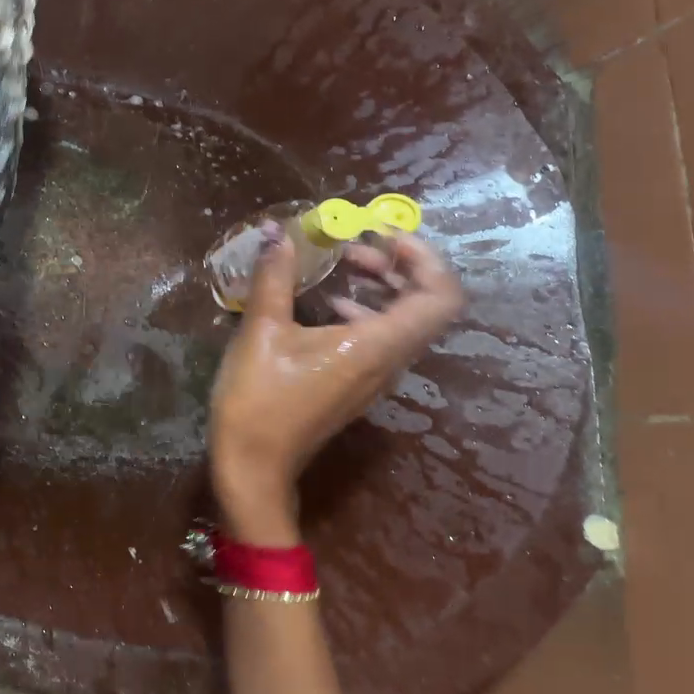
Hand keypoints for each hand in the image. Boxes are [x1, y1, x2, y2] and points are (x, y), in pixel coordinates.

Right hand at [209, 231, 463, 545]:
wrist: (253, 462)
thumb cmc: (258, 397)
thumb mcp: (260, 330)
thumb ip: (272, 277)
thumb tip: (276, 231)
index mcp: (377, 345)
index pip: (439, 296)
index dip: (423, 257)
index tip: (380, 232)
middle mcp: (389, 360)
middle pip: (426, 305)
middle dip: (396, 264)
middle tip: (351, 244)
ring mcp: (375, 375)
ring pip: (404, 321)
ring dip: (380, 285)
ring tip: (337, 265)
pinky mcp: (356, 383)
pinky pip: (380, 336)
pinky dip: (363, 308)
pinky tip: (321, 303)